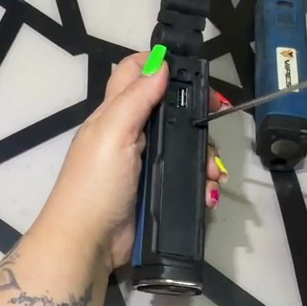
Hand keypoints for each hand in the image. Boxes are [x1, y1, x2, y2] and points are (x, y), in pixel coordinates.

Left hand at [37, 53, 226, 267]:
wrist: (88, 243)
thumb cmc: (95, 183)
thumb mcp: (113, 133)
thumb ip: (136, 98)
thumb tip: (160, 62)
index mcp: (114, 112)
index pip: (135, 72)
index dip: (161, 64)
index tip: (192, 72)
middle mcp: (130, 132)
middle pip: (170, 108)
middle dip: (196, 113)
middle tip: (218, 118)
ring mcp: (144, 162)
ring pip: (184, 143)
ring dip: (204, 153)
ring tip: (213, 172)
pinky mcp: (156, 188)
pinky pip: (185, 175)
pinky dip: (201, 181)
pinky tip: (209, 191)